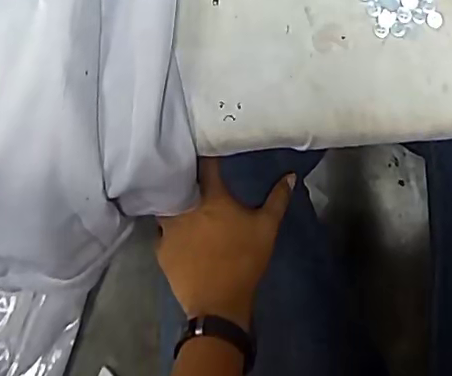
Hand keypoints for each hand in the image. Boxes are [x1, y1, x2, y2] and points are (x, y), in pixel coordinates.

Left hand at [155, 159, 295, 329]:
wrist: (218, 305)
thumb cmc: (244, 261)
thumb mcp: (266, 228)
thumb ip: (278, 199)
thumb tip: (291, 175)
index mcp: (211, 197)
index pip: (206, 165)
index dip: (206, 154)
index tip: (205, 145)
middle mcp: (186, 206)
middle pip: (180, 181)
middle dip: (184, 174)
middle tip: (190, 170)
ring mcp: (169, 228)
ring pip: (166, 204)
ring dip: (172, 200)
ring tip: (178, 197)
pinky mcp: (161, 250)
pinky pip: (160, 231)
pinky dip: (165, 228)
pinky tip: (171, 229)